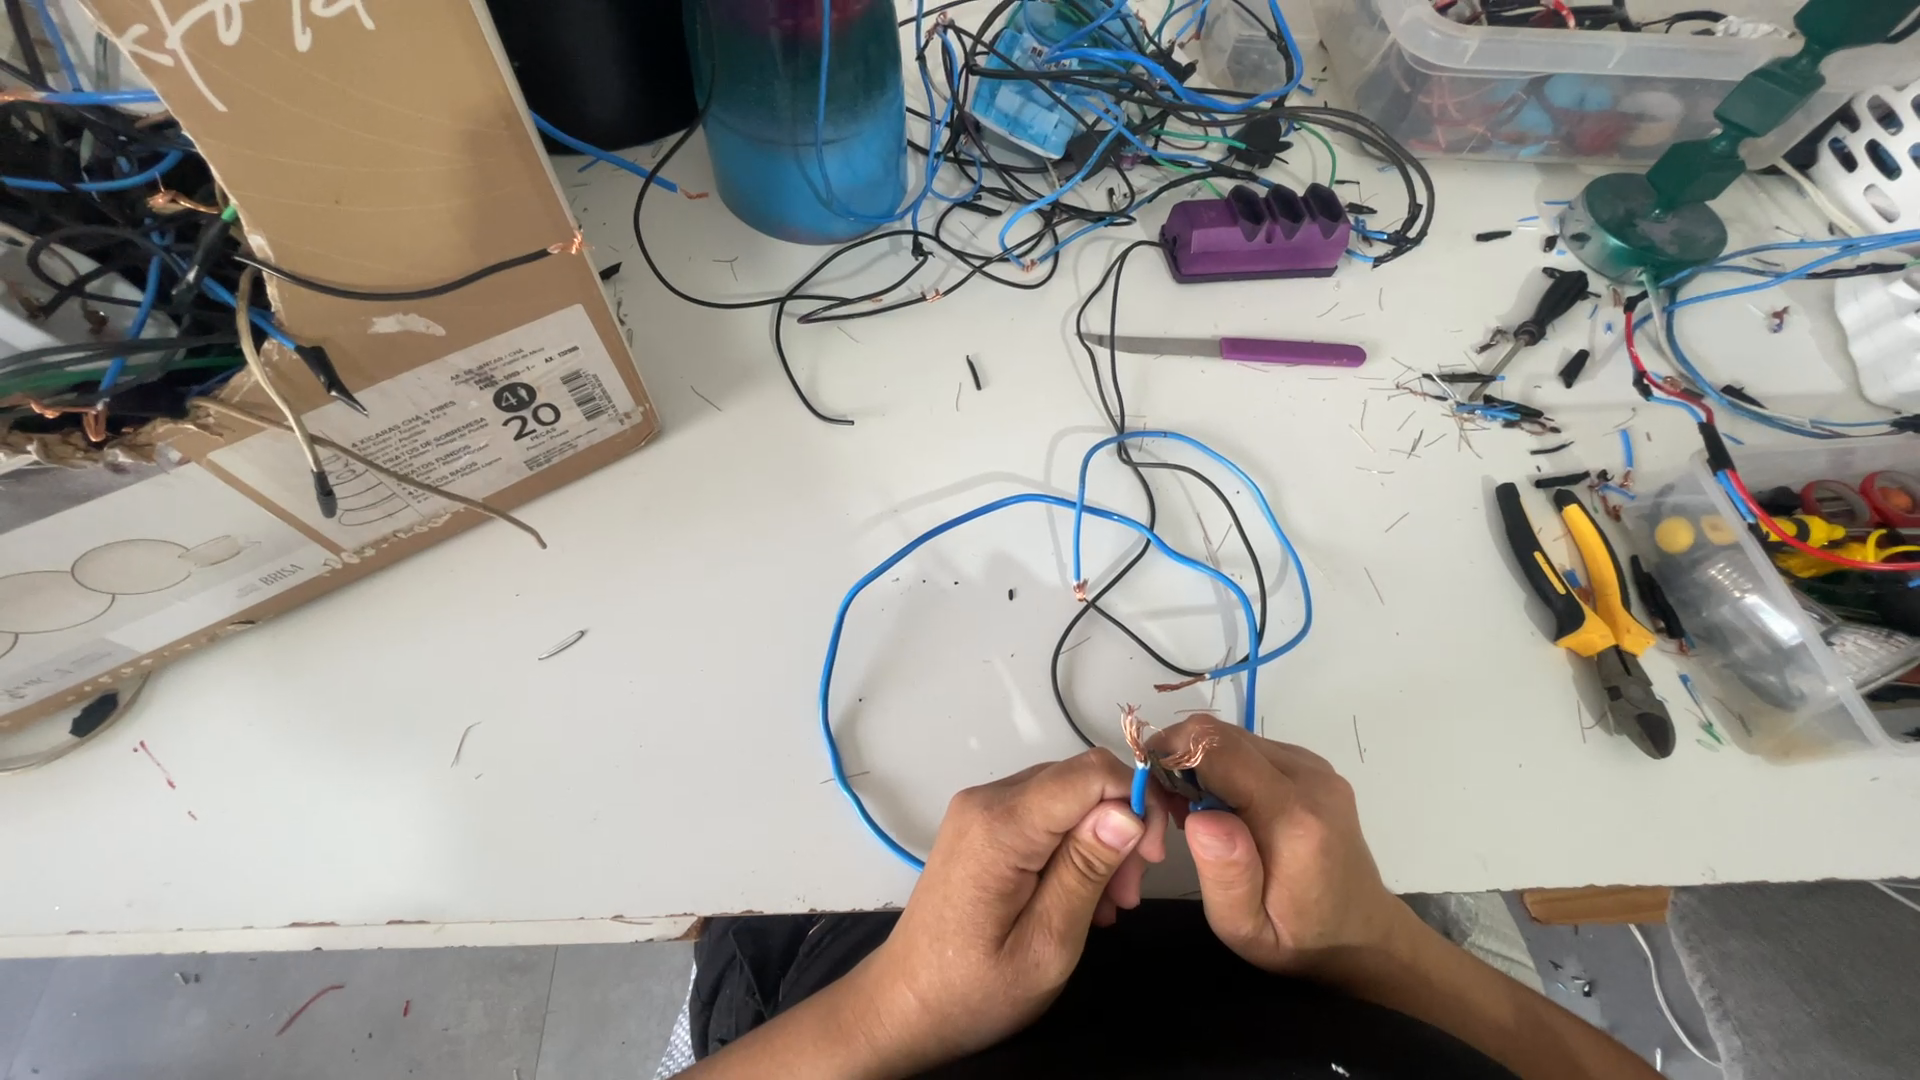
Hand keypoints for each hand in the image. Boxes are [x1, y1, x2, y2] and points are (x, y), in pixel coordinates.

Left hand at [846, 749, 1167, 1074]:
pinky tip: (1080, 894)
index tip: (1154, 856)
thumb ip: (1086, 870)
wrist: (907, 1003)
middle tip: (1129, 893)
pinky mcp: (980, 823)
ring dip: (1099, 839)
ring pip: (1066, 794)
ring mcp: (980, 808)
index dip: (1135, 800)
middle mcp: (987, 799)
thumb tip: (1128, 810)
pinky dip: (1072, 843)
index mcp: (1001, 825)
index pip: (1089, 772)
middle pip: (1079, 779)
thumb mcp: (1047, 944)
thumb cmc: (976, 988)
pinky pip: (1043, 812)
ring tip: (1108, 903)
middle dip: (1120, 825)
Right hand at [1153, 715, 1411, 984]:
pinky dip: (1223, 765)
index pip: (1217, 748)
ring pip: (1232, 736)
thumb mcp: (1246, 928)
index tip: (1149, 784)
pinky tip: (1225, 805)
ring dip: (1201, 762)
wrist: (1362, 937)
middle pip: (1220, 735)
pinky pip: (1250, 746)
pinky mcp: (1310, 765)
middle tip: (1169, 804)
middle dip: (1180, 757)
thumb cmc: (1297, 939)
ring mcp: (1313, 767)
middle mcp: (1309, 778)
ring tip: (1196, 810)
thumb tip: (1201, 815)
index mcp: (1293, 817)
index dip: (1171, 752)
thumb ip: (1224, 875)